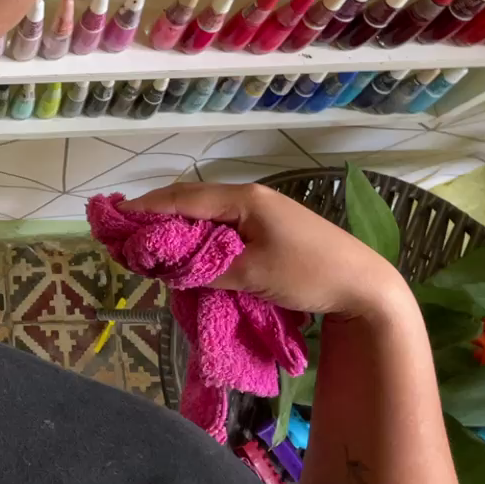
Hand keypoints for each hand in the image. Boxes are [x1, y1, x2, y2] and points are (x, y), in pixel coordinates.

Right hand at [122, 182, 411, 319]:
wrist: (368, 286)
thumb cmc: (310, 274)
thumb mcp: (253, 275)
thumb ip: (206, 268)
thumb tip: (167, 268)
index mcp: (243, 199)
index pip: (183, 198)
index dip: (147, 207)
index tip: (117, 216)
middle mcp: (248, 196)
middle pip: (190, 199)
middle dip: (156, 213)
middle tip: (126, 230)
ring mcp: (259, 210)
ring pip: (204, 211)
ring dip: (175, 224)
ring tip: (147, 239)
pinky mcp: (267, 226)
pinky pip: (220, 223)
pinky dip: (196, 232)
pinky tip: (184, 246)